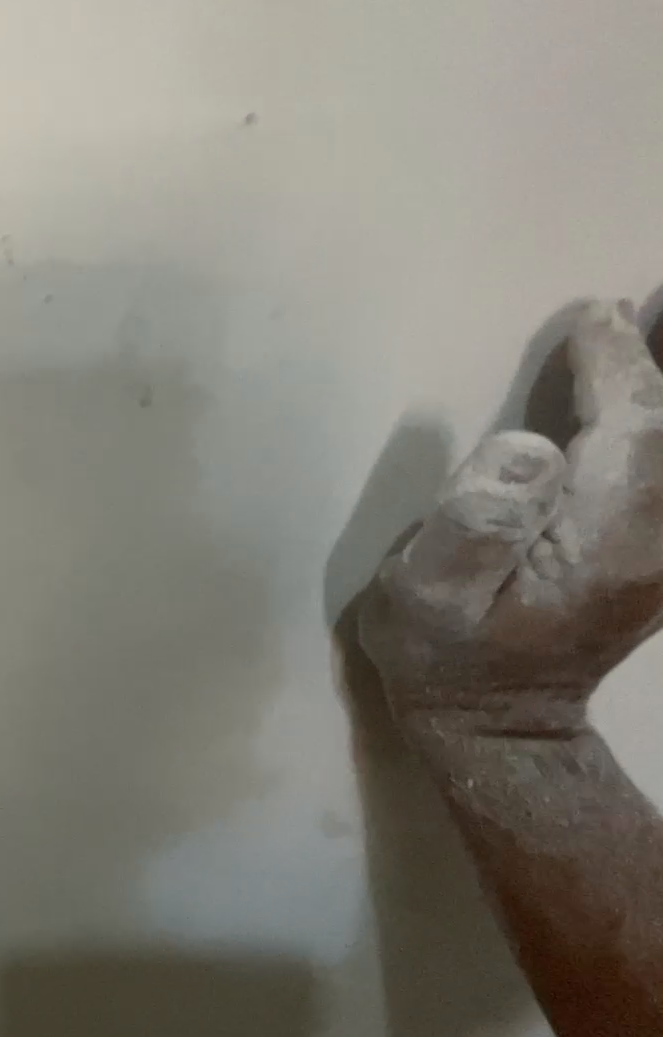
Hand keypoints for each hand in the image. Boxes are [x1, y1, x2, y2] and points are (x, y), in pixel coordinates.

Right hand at [358, 300, 662, 729]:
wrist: (494, 716)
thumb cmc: (440, 653)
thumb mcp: (423, 593)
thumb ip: (473, 522)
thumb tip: (521, 443)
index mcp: (604, 539)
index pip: (629, 431)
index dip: (616, 369)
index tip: (593, 316)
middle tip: (661, 294)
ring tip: (661, 323)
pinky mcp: (657, 547)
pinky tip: (653, 395)